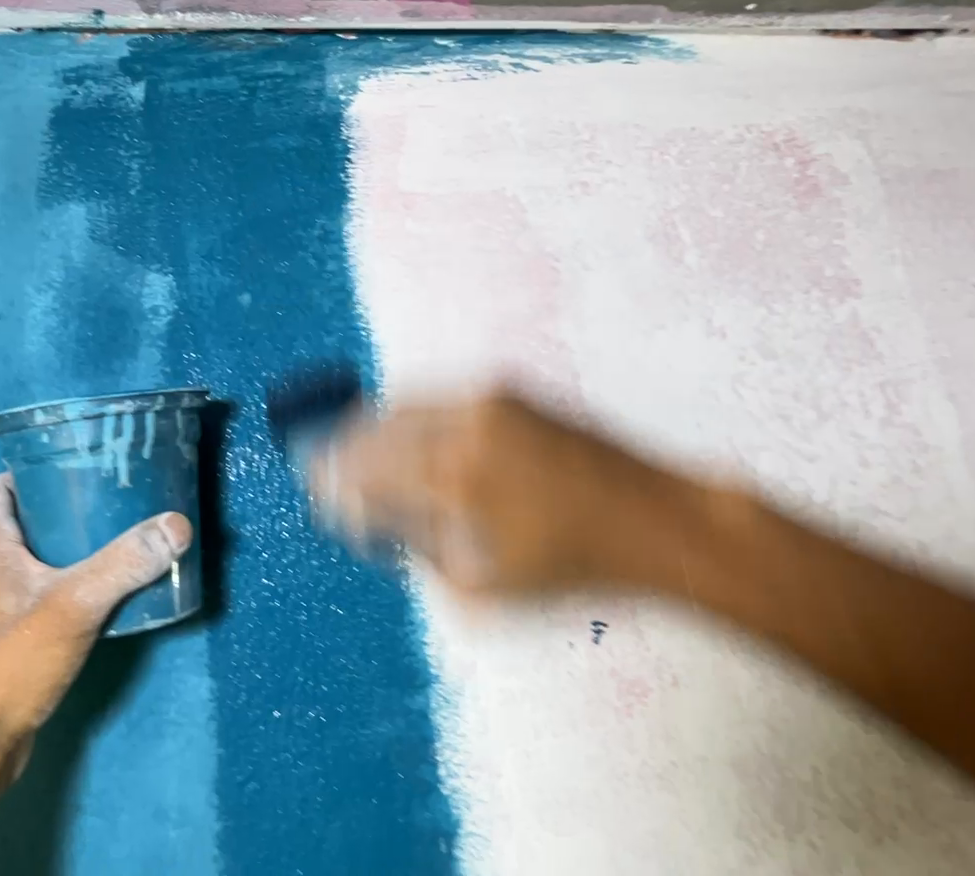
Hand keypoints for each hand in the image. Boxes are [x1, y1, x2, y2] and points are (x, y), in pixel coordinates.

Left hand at [0, 473, 192, 740]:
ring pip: (37, 560)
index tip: (78, 459)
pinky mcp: (12, 641)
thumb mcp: (73, 605)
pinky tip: (109, 594)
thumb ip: (124, 564)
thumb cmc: (10, 664)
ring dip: (73, 547)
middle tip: (115, 496)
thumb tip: (177, 524)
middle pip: (25, 520)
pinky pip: (45, 596)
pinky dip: (73, 585)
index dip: (32, 467)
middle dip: (66, 505)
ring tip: (122, 537)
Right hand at [310, 388, 707, 592]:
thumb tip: (378, 522)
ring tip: (346, 443)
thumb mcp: (485, 585)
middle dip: (341, 451)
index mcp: (455, 484)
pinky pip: (435, 396)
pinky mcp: (505, 388)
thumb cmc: (573, 568)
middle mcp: (464, 430)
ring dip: (369, 426)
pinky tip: (396, 427)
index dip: (337, 488)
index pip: (369, 478)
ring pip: (401, 404)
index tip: (318, 495)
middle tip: (318, 466)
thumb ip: (419, 552)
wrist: (656, 519)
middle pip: (376, 433)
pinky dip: (406, 411)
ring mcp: (486, 401)